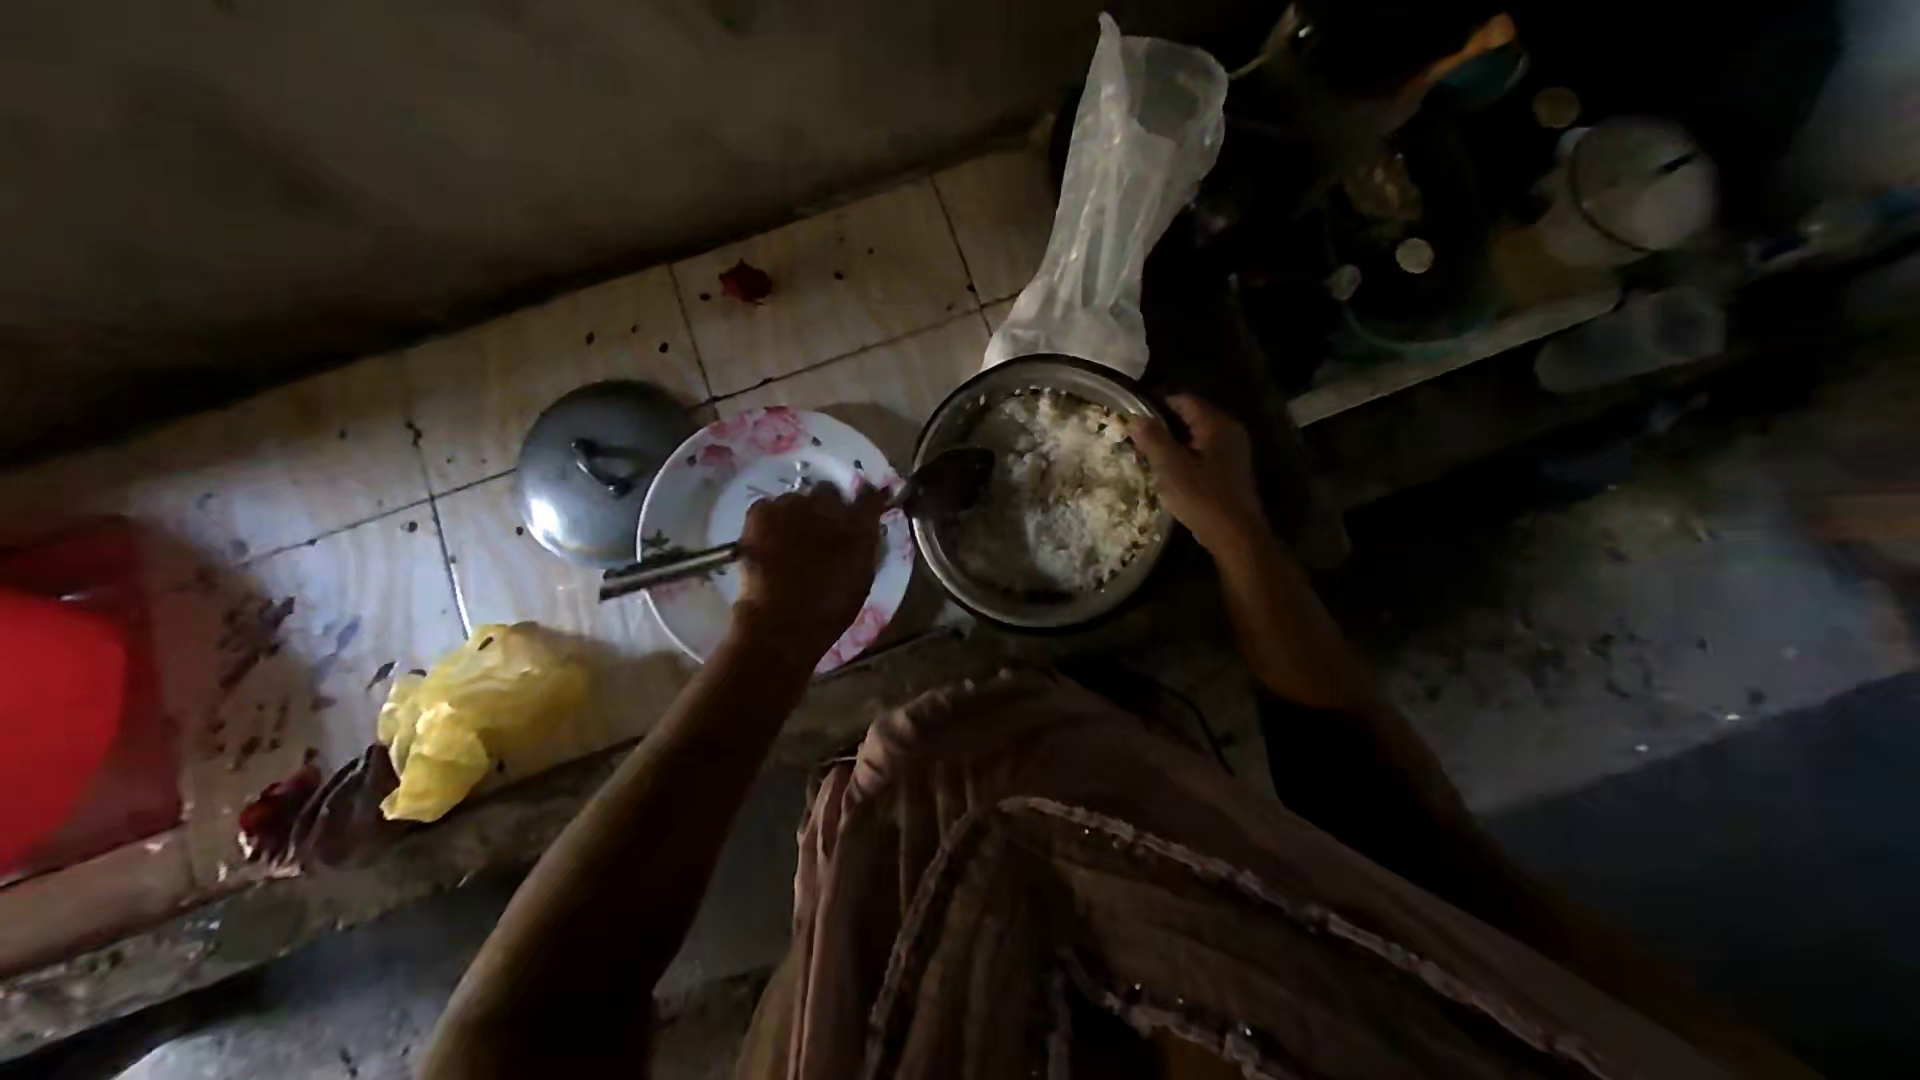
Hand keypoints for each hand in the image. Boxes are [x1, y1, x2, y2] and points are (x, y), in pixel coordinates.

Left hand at [731, 483, 887, 664]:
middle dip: (825, 507)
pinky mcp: (761, 511)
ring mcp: (792, 505)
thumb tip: (864, 531)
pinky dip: (769, 521)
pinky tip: (767, 543)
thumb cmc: (829, 611)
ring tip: (787, 541)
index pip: (870, 496)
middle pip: (828, 491)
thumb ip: (864, 548)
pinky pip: (768, 507)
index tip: (865, 502)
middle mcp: (828, 507)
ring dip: (796, 515)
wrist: (781, 623)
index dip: (868, 497)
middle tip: (818, 531)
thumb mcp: (861, 579)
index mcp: (858, 526)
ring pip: (796, 499)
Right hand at [1129, 394, 1268, 557]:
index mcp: (1217, 425)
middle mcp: (1230, 431)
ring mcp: (1234, 451)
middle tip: (1137, 438)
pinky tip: (1170, 472)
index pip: (1184, 400)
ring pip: (1197, 436)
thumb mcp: (1171, 468)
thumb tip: (1135, 417)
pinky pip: (1204, 452)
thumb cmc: (1203, 499)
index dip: (1157, 405)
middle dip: (1164, 425)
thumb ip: (1153, 439)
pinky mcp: (1232, 470)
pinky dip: (1186, 456)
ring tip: (1149, 455)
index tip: (1134, 418)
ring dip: (1174, 442)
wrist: (1236, 536)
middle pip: (1192, 417)